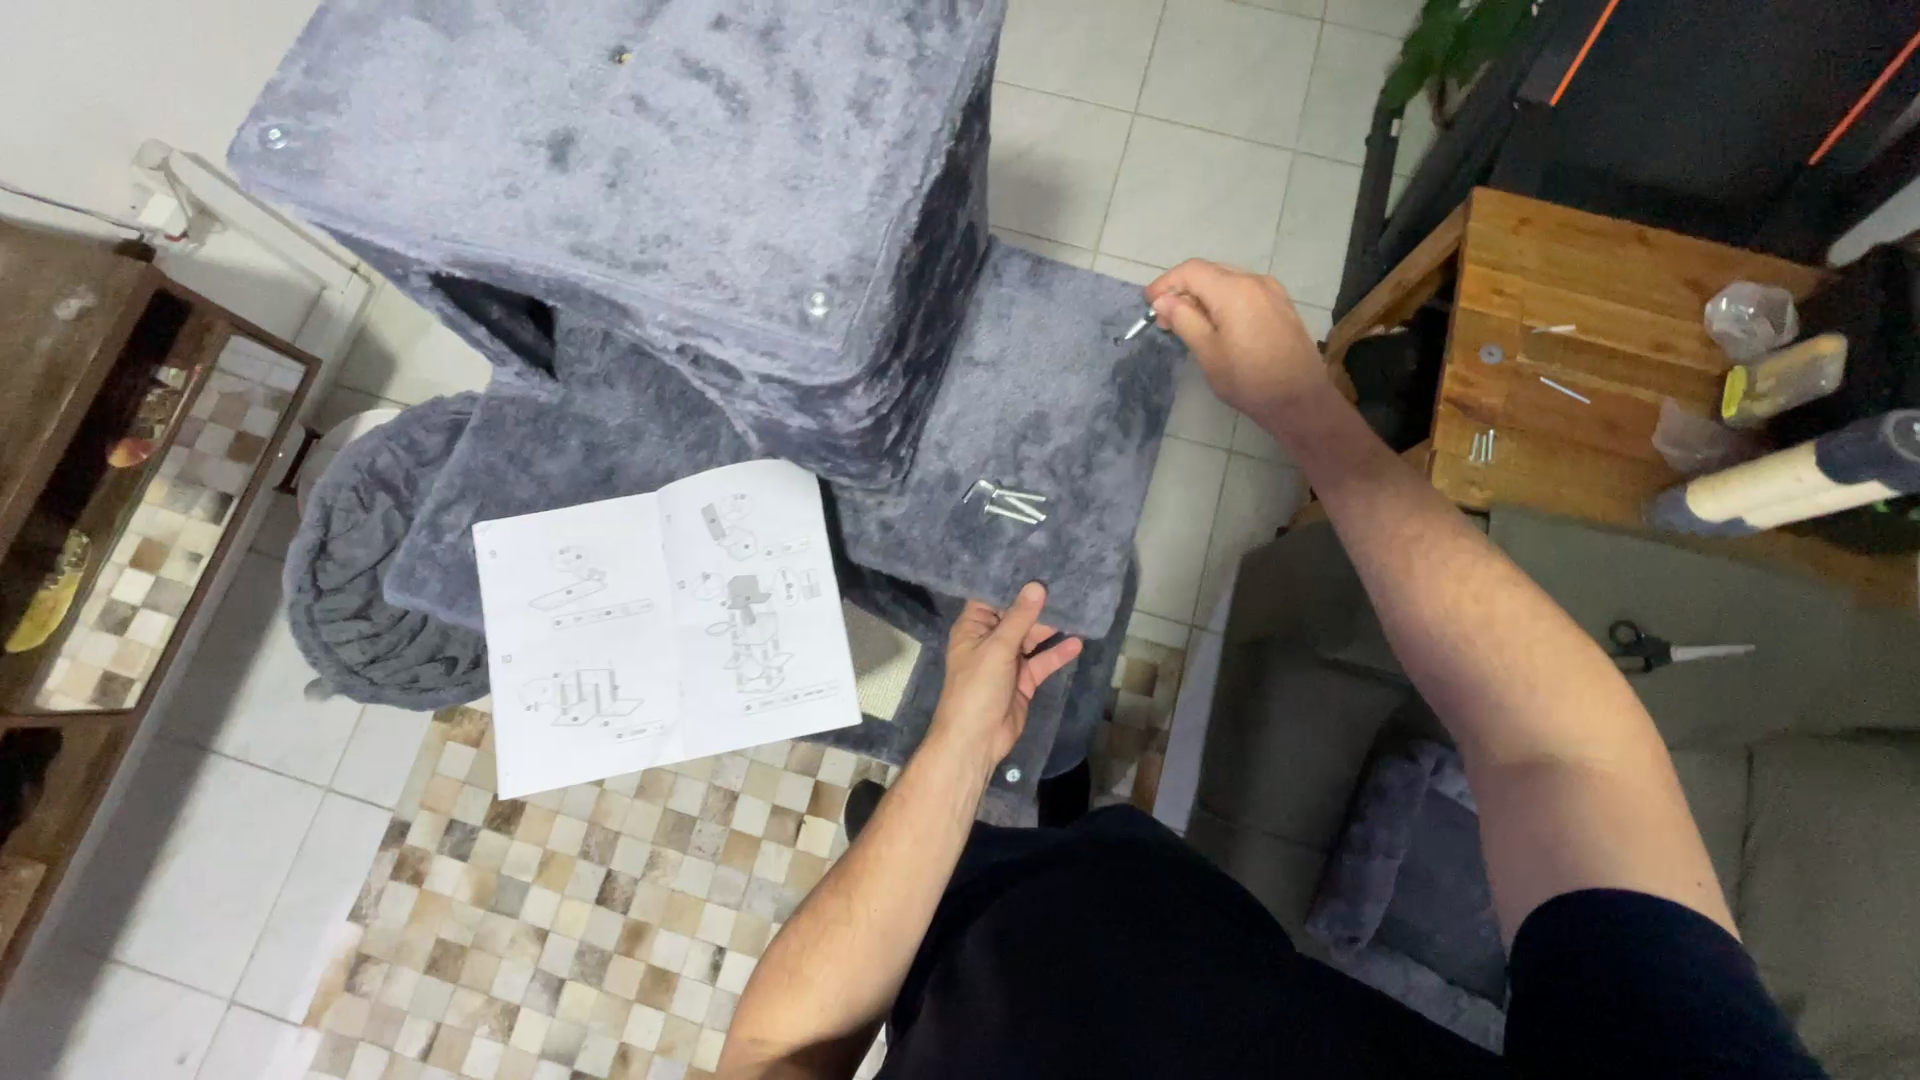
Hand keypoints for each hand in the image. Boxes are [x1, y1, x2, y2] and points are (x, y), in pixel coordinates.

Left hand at [932, 583, 1084, 769]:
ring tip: (1078, 608)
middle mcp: (989, 640)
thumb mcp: (997, 648)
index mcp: (973, 628)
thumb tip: (1037, 586)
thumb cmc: (977, 688)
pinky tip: (1077, 642)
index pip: (992, 597)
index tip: (1037, 563)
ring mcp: (1007, 661)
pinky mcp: (1023, 679)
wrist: (977, 739)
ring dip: (1051, 628)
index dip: (1012, 583)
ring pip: (1032, 638)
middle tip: (1067, 584)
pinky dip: (1057, 653)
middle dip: (1039, 604)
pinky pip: (1042, 661)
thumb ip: (1019, 618)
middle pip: (1016, 616)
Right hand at [1145, 259, 1327, 421]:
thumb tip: (1164, 301)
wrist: (1299, 398)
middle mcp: (1254, 281)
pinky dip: (1222, 300)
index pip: (1191, 271)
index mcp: (1234, 290)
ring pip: (1227, 281)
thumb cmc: (1248, 379)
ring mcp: (1271, 291)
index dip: (1165, 283)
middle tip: (1164, 319)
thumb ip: (1183, 320)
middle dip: (1182, 290)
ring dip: (1202, 296)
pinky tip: (1215, 324)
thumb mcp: (1207, 352)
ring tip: (1186, 324)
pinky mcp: (1279, 305)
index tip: (1148, 304)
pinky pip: (1243, 291)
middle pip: (1209, 272)